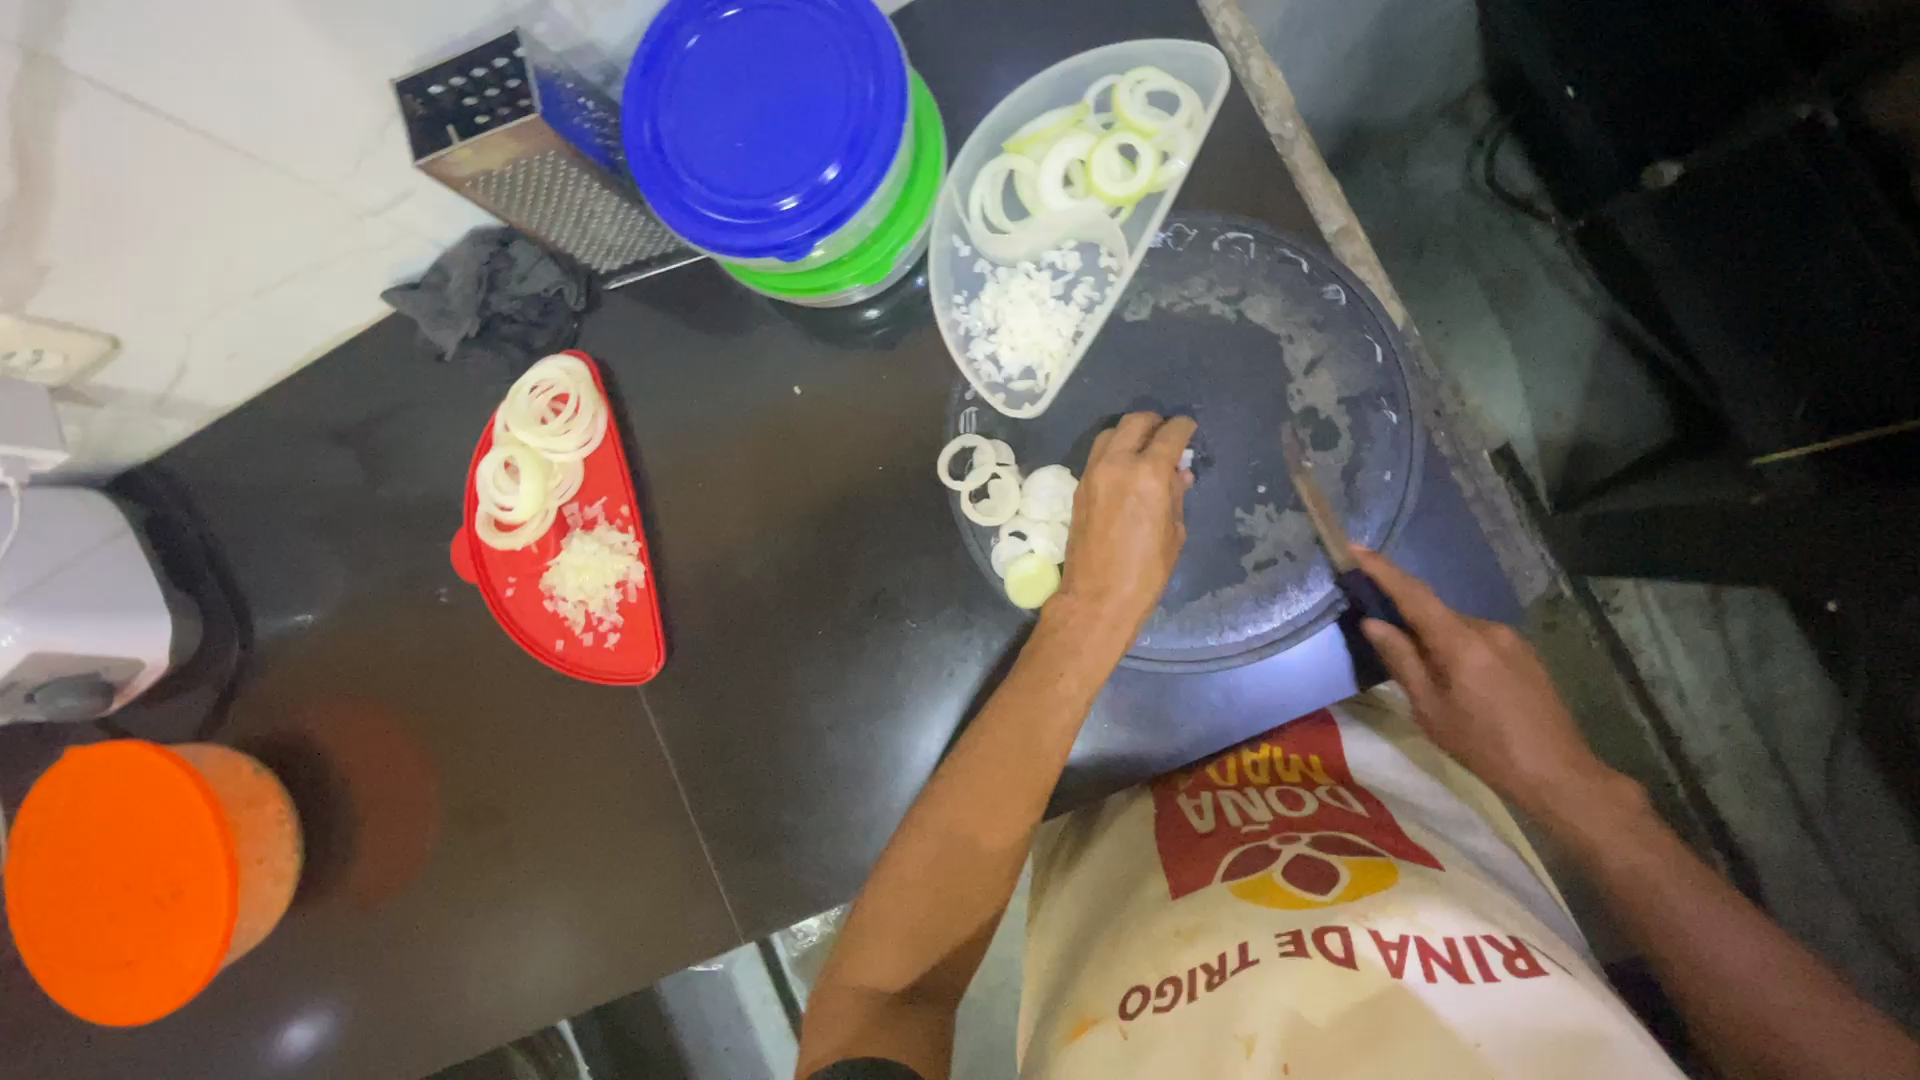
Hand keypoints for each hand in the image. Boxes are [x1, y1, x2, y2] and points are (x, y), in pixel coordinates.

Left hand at [1053, 412, 1196, 638]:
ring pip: (1110, 435)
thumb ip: (1176, 495)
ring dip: (1129, 434)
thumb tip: (1178, 474)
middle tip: (1166, 434)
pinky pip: (1098, 456)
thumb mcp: (1174, 532)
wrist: (1097, 596)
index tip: (1189, 429)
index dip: (1183, 428)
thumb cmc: (1146, 572)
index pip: (1169, 434)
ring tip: (1144, 449)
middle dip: (1154, 423)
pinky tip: (1126, 470)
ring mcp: (1092, 474)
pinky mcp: (1079, 488)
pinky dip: (1114, 453)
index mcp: (1148, 474)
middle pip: (1134, 422)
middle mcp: (1116, 465)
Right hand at [1351, 546, 1625, 817]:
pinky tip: (1454, 681)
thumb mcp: (1429, 708)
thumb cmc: (1483, 746)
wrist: (1559, 774)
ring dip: (1432, 639)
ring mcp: (1511, 640)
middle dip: (1405, 618)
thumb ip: (1401, 660)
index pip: (1414, 595)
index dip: (1383, 571)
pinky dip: (1454, 649)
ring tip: (1421, 674)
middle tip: (1380, 638)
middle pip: (1434, 613)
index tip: (1356, 549)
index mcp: (1461, 642)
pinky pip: (1476, 640)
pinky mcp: (1524, 654)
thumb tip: (1374, 623)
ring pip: (1455, 628)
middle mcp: (1488, 629)